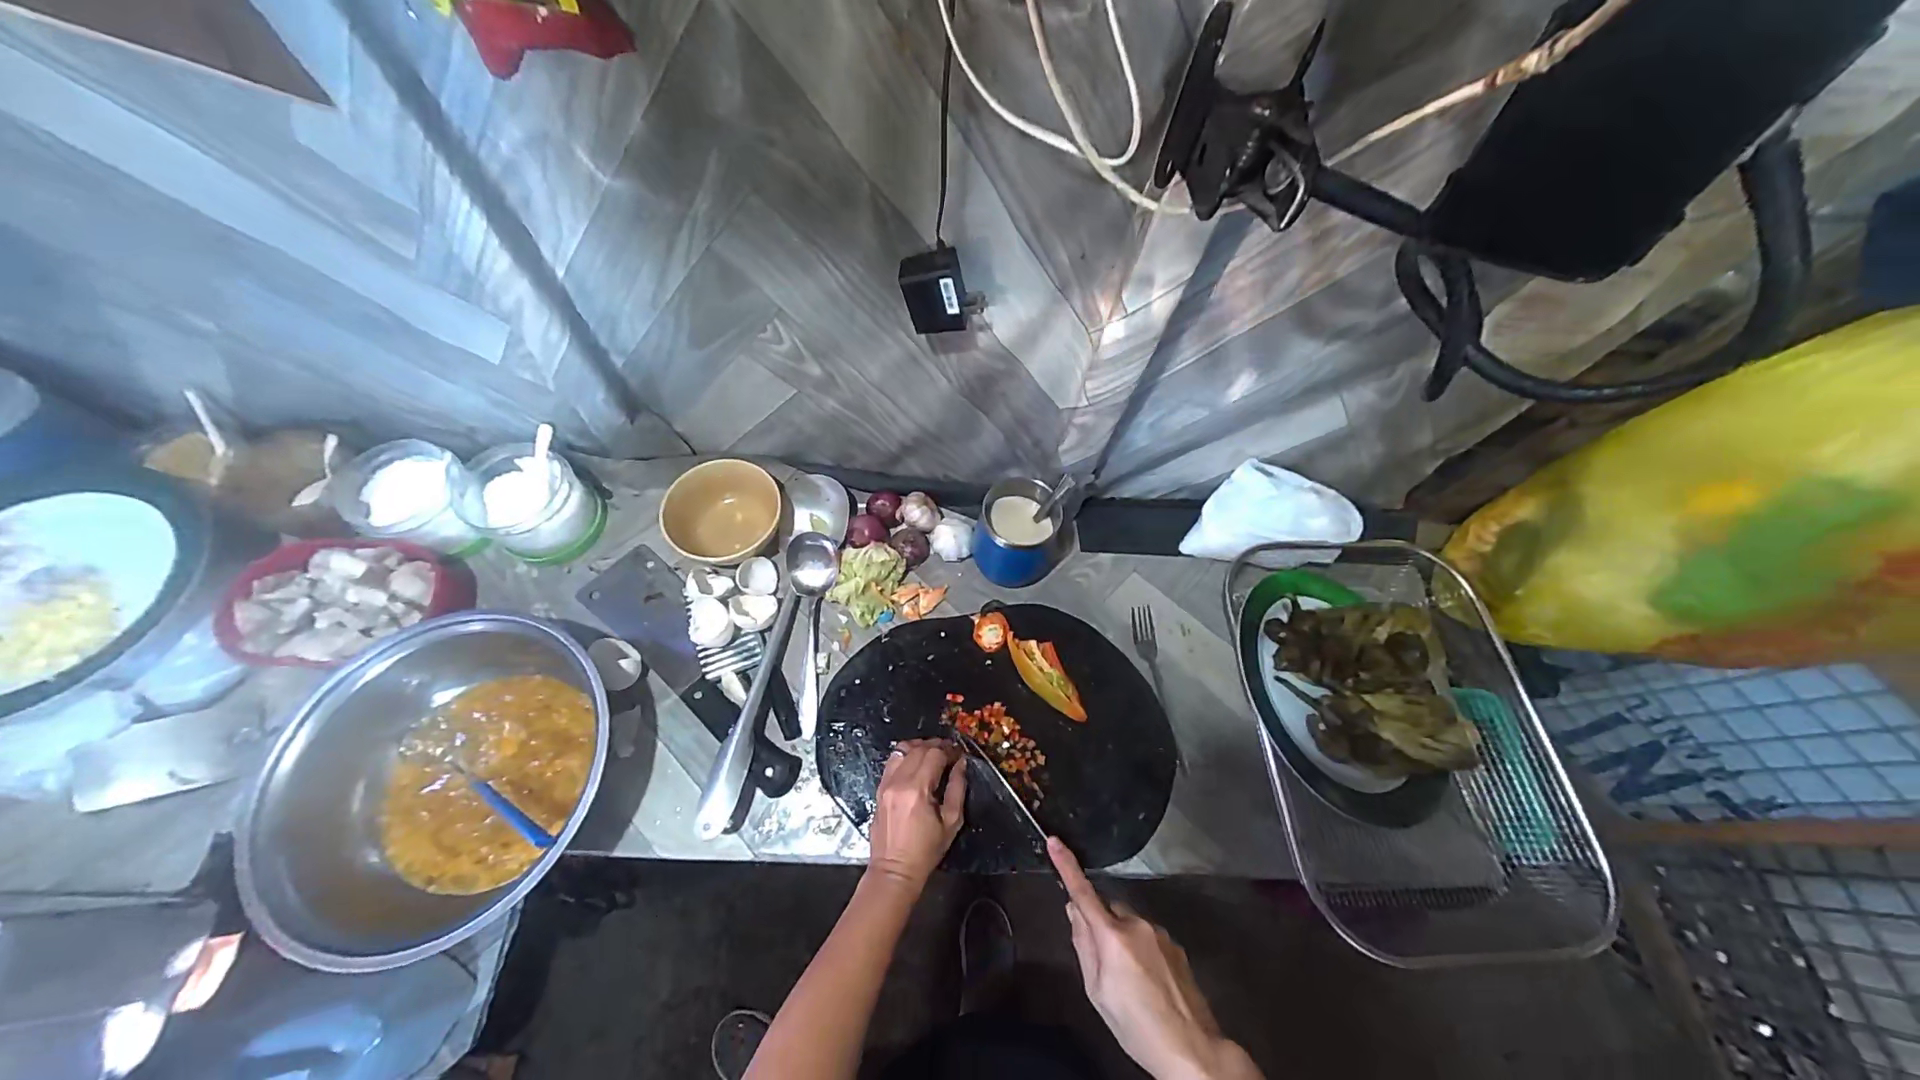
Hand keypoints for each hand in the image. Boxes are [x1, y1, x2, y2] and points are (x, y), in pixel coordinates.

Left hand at [867, 739, 965, 892]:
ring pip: (902, 750)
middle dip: (936, 746)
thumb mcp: (951, 822)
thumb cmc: (925, 851)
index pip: (934, 755)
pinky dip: (905, 756)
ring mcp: (885, 784)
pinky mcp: (879, 789)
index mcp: (917, 790)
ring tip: (933, 754)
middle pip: (918, 749)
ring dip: (919, 747)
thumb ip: (957, 789)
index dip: (950, 751)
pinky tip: (916, 763)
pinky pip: (892, 762)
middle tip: (950, 752)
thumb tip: (961, 764)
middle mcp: (898, 782)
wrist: (894, 870)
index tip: (959, 755)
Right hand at [1048, 837, 1262, 1079]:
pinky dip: (1142, 951)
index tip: (1053, 841)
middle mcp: (1137, 924)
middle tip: (1103, 965)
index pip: (1083, 893)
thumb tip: (1075, 912)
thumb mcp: (1097, 992)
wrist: (1193, 1049)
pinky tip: (1149, 983)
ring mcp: (1160, 933)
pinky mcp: (1176, 945)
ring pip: (1130, 925)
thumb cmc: (1135, 1026)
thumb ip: (1084, 946)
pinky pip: (1149, 937)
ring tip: (1130, 983)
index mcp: (1113, 936)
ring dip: (1123, 941)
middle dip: (1101, 926)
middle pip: (1108, 911)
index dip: (1066, 866)